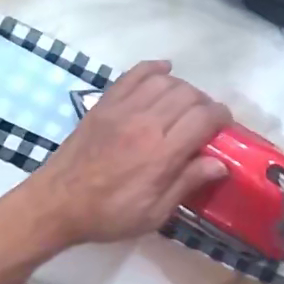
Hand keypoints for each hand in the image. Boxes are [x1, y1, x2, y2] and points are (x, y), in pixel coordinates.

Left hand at [19, 60, 230, 248]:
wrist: (57, 204)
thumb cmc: (109, 215)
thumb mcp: (154, 213)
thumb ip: (187, 183)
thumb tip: (220, 163)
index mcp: (161, 154)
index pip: (203, 119)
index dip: (221, 116)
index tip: (226, 125)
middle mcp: (145, 124)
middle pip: (188, 95)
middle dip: (205, 103)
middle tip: (206, 120)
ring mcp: (122, 110)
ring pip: (164, 81)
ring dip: (183, 88)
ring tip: (186, 104)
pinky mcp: (104, 104)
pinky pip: (133, 75)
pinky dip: (153, 69)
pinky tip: (165, 71)